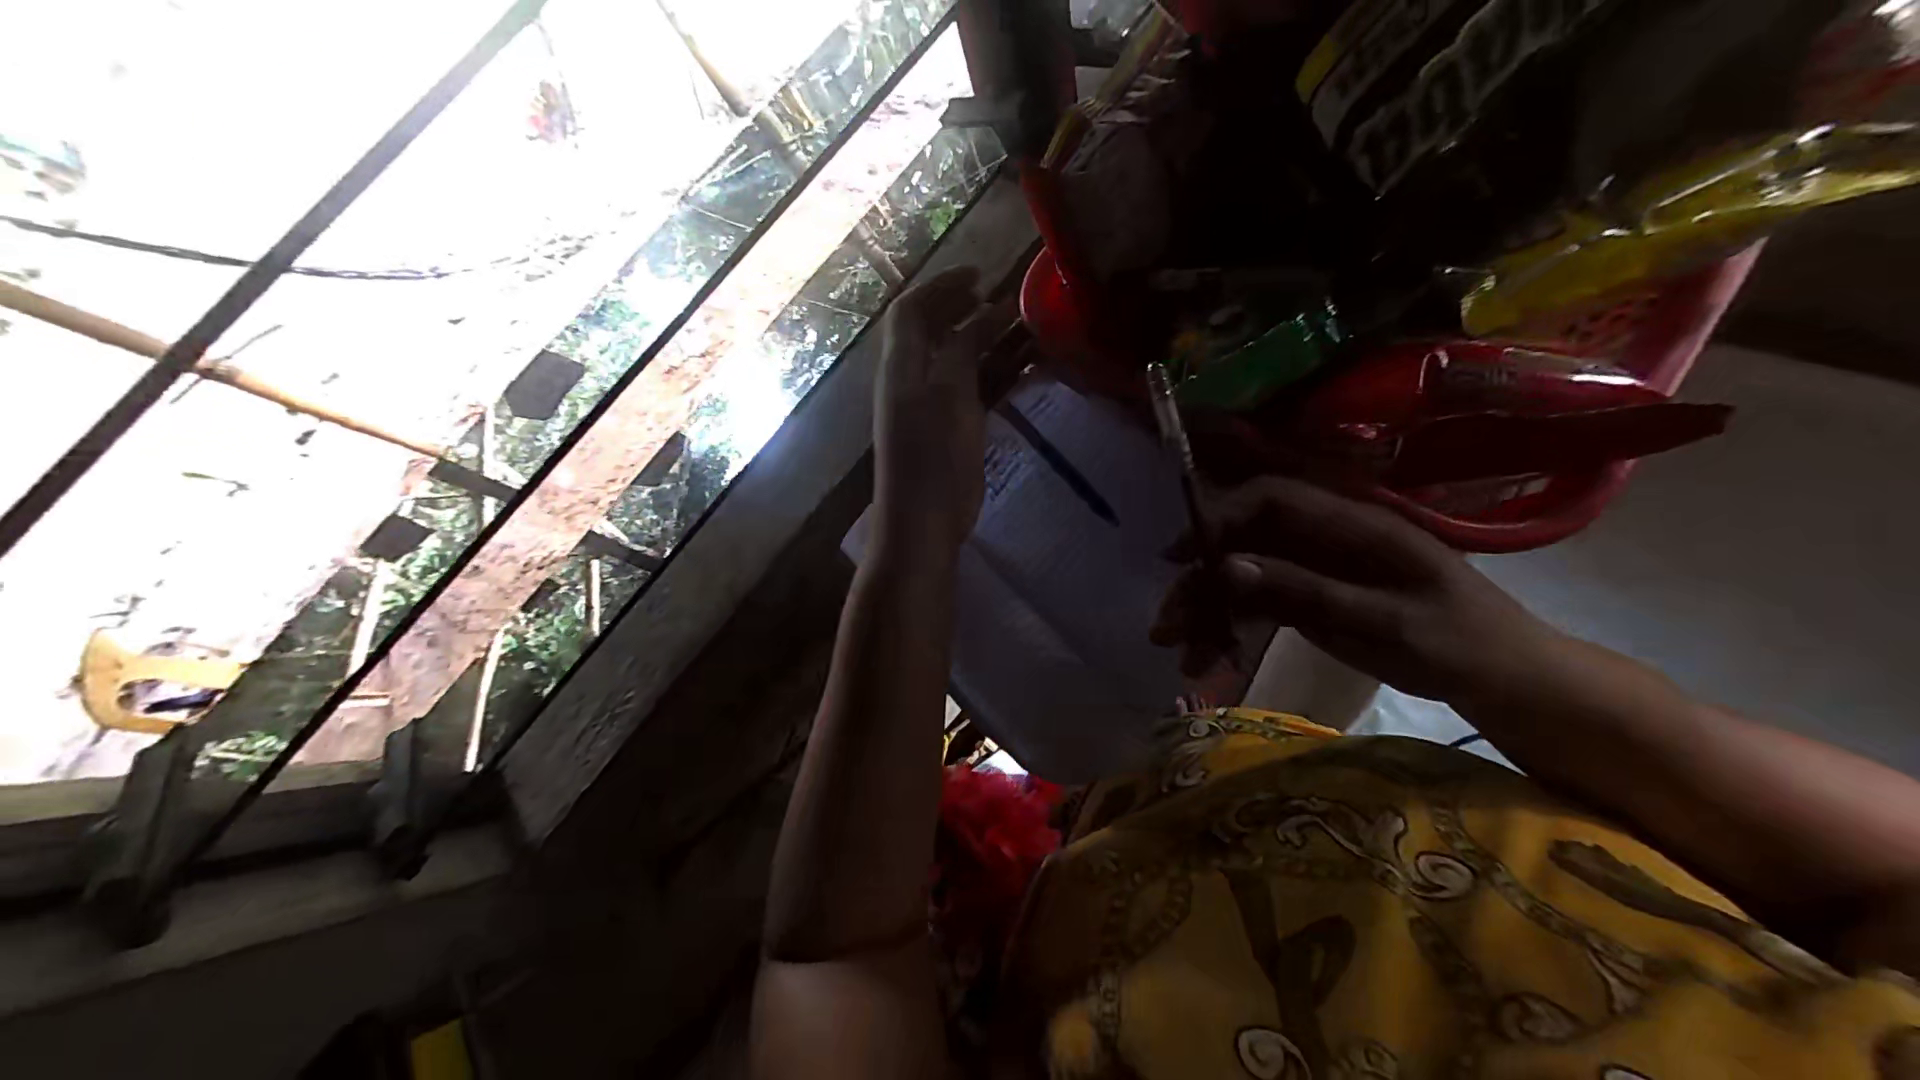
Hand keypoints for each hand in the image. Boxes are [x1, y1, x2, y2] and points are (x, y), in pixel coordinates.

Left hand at [873, 267, 1004, 549]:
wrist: (923, 518)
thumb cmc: (935, 453)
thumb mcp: (951, 391)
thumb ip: (964, 347)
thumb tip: (984, 312)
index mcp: (900, 365)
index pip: (912, 310)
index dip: (941, 286)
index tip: (980, 276)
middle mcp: (906, 379)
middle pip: (926, 330)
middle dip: (956, 306)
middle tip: (993, 296)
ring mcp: (923, 406)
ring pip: (947, 357)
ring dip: (973, 337)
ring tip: (1007, 325)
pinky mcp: (941, 430)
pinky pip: (960, 385)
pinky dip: (981, 369)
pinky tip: (1007, 367)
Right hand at [1149, 477, 1569, 704]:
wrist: (1504, 678)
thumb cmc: (1457, 643)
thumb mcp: (1384, 623)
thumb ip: (1305, 591)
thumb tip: (1226, 566)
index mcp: (1354, 525)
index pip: (1271, 499)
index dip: (1219, 518)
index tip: (1179, 556)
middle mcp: (1326, 538)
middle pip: (1245, 542)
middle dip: (1199, 580)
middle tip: (1166, 625)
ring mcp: (1316, 568)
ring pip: (1243, 576)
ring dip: (1206, 609)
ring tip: (1177, 651)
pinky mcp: (1312, 596)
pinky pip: (1258, 604)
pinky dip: (1229, 628)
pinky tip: (1206, 658)